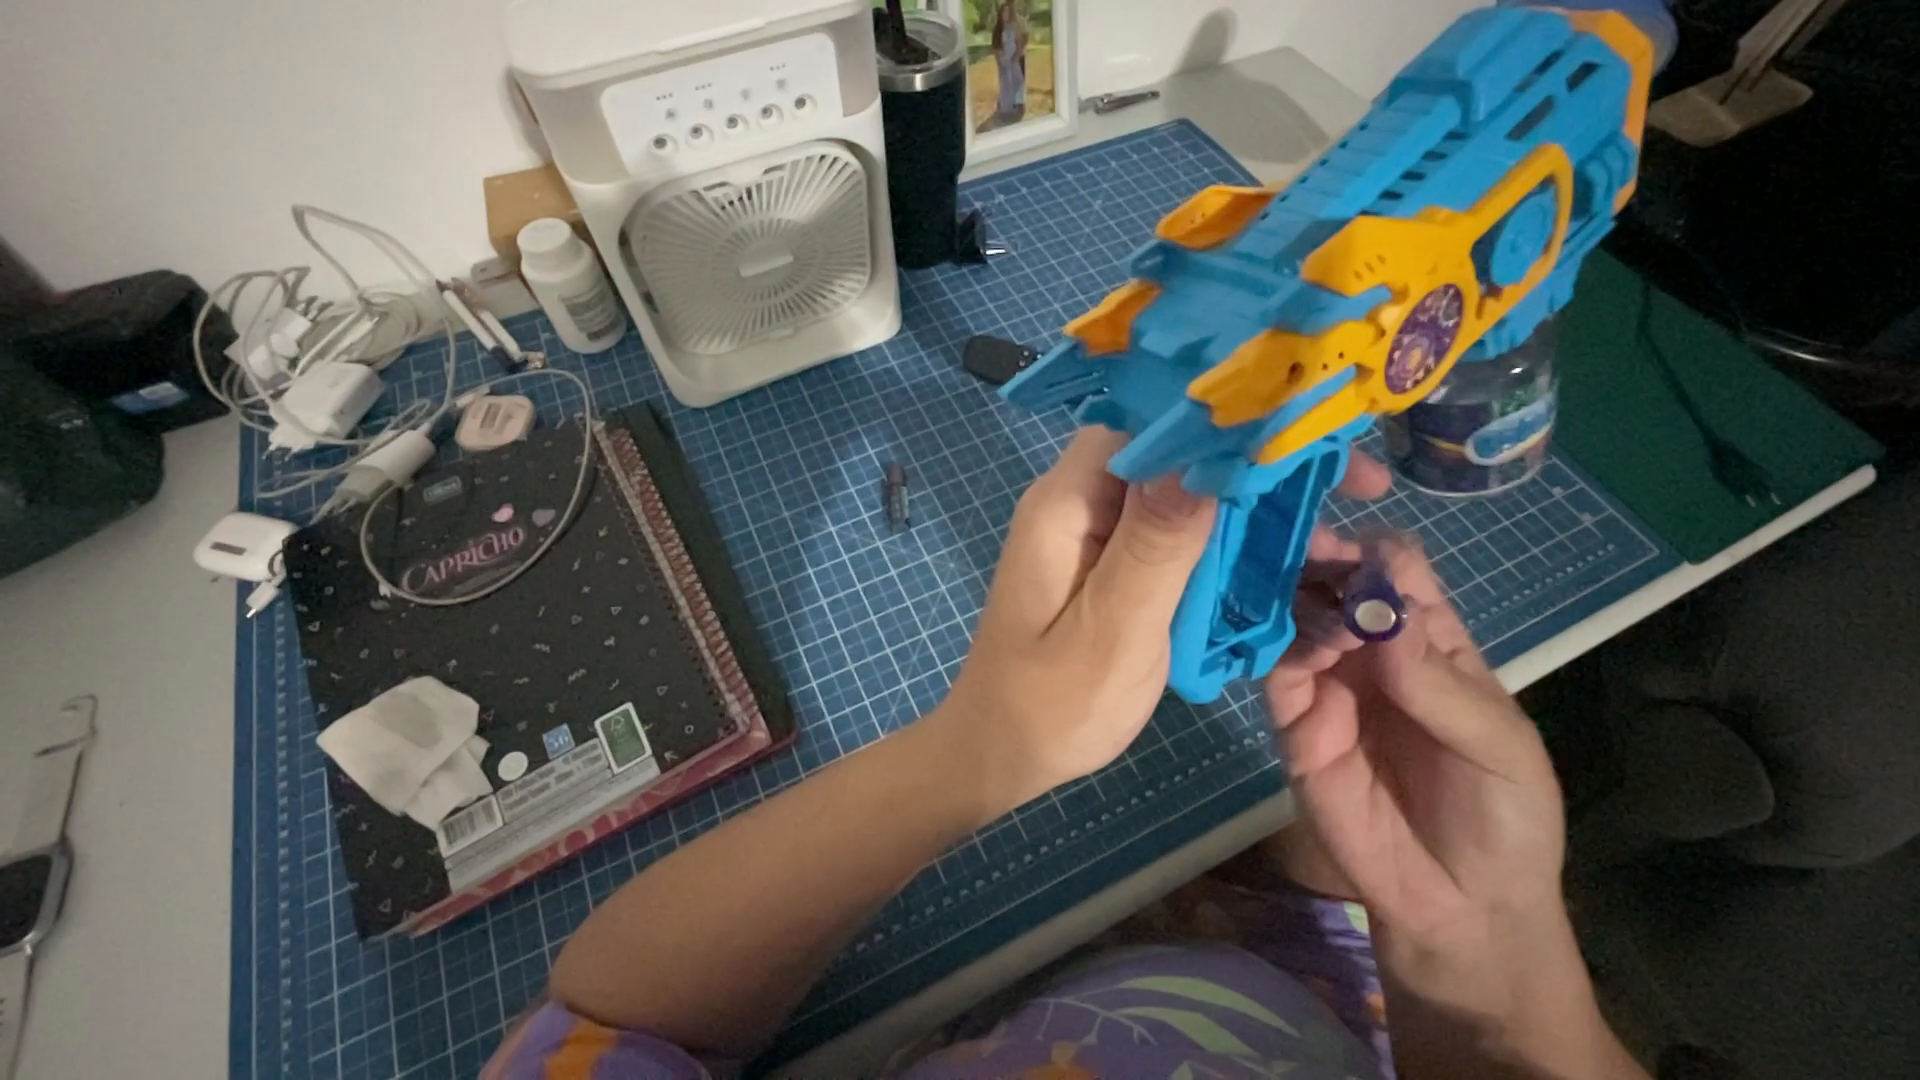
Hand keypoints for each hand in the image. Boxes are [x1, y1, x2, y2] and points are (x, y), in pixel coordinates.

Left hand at [936, 430, 1390, 812]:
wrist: (1001, 753)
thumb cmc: (1050, 704)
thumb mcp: (1110, 628)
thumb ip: (1156, 543)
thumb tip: (1206, 450)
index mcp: (1067, 501)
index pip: (1148, 419)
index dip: (1227, 414)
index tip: (1308, 428)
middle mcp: (1080, 500)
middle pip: (1173, 448)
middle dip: (1256, 457)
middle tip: (1354, 482)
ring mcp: (1096, 531)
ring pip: (1182, 488)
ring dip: (1250, 500)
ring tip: (1333, 519)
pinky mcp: (1113, 562)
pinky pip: (1175, 530)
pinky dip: (1226, 538)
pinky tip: (1279, 553)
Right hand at [1267, 540, 1564, 939]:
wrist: (1458, 905)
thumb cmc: (1502, 816)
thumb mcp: (1499, 747)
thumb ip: (1439, 684)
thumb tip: (1381, 613)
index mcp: (1431, 642)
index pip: (1396, 572)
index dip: (1372, 552)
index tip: (1346, 544)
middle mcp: (1372, 651)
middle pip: (1335, 584)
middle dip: (1313, 560)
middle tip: (1288, 547)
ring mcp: (1329, 684)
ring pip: (1295, 618)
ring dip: (1285, 596)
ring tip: (1281, 591)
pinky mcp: (1293, 722)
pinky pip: (1272, 671)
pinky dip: (1266, 645)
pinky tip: (1270, 635)